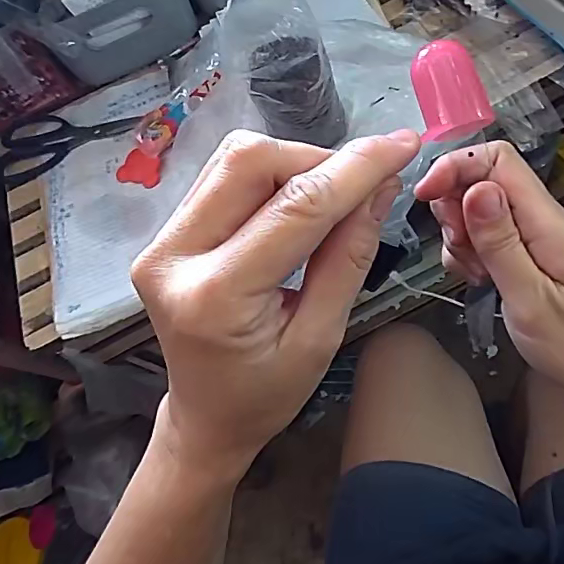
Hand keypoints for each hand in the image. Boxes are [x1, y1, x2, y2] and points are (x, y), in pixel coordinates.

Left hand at [133, 128, 421, 475]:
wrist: (204, 417)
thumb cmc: (266, 394)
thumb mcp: (321, 337)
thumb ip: (349, 257)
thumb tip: (381, 187)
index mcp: (216, 296)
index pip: (296, 208)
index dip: (356, 169)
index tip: (401, 146)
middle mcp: (174, 255)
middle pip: (250, 160)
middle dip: (318, 159)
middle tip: (358, 185)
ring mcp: (162, 239)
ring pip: (235, 158)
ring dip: (294, 162)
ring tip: (329, 197)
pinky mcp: (165, 232)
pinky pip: (224, 175)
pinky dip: (271, 174)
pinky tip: (295, 203)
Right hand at [414, 141, 563, 407]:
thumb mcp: (532, 300)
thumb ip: (501, 243)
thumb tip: (476, 189)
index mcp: (544, 220)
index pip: (498, 160)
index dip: (456, 167)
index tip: (426, 198)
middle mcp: (537, 218)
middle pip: (482, 179)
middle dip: (453, 206)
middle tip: (459, 250)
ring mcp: (530, 234)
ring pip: (476, 207)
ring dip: (459, 234)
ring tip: (474, 273)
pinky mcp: (522, 252)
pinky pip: (482, 234)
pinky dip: (467, 252)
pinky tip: (478, 280)